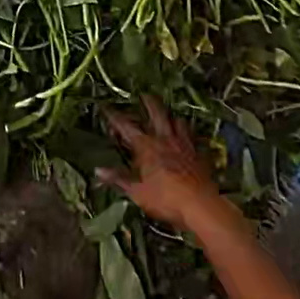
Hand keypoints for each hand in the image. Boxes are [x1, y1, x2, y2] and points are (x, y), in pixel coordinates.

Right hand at [97, 96, 226, 231]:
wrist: (200, 204)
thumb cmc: (165, 198)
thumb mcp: (138, 192)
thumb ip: (119, 179)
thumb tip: (98, 170)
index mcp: (146, 146)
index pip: (126, 126)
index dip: (114, 116)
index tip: (106, 107)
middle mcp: (164, 138)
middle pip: (156, 113)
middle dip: (149, 102)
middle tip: (144, 94)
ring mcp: (183, 144)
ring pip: (177, 121)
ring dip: (171, 117)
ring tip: (169, 114)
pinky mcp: (197, 153)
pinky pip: (192, 137)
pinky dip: (188, 133)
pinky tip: (189, 136)